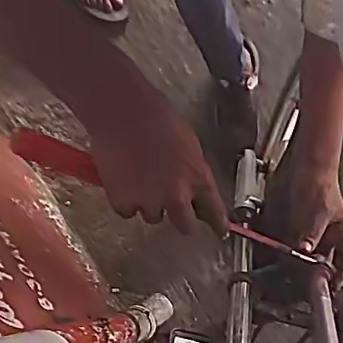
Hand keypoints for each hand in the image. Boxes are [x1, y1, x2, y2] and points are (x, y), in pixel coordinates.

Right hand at [78, 84, 226, 235]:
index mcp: (198, 179)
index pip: (214, 212)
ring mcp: (150, 201)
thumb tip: (193, 191)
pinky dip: (125, 200)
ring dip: (148, 204)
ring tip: (139, 177)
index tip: (219, 232)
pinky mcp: (124, 202)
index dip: (217, 224)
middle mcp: (177, 196)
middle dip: (181, 219)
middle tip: (170, 204)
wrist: (122, 111)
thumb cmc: (157, 119)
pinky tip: (123, 179)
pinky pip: (127, 211)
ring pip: (153, 216)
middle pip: (185, 226)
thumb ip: (193, 173)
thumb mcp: (189, 146)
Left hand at [269, 141, 342, 276]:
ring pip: (300, 257)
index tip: (331, 289)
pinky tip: (273, 256)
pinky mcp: (289, 227)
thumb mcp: (318, 212)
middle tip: (302, 287)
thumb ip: (311, 233)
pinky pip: (284, 245)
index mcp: (340, 234)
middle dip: (310, 275)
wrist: (301, 162)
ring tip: (285, 275)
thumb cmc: (320, 182)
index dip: (339, 278)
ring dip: (292, 266)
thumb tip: (305, 251)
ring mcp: (305, 232)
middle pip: (319, 264)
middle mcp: (323, 237)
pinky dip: (279, 252)